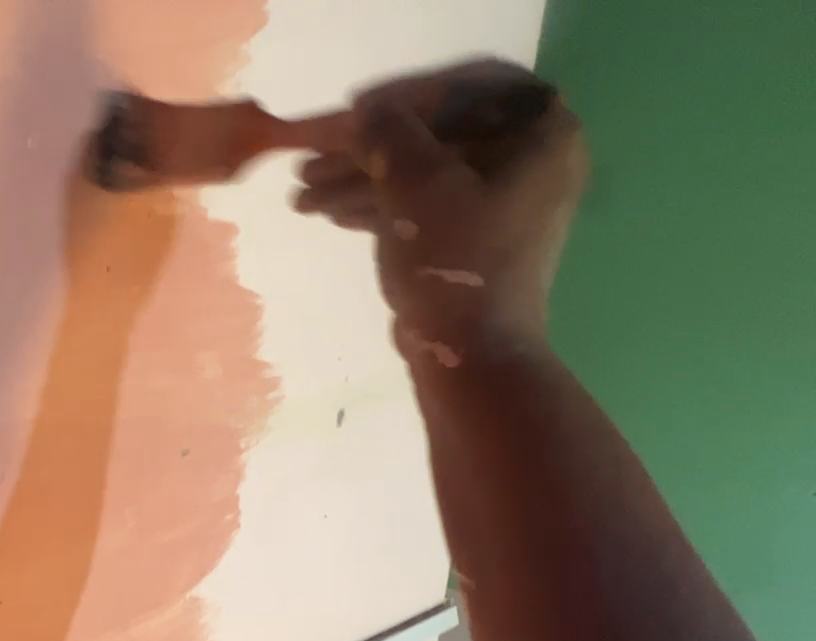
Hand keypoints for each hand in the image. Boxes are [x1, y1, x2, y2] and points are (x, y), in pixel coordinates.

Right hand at [292, 59, 588, 365]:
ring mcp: (497, 200)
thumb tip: (365, 115)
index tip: (347, 117)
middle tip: (308, 164)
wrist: (467, 349)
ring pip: (418, 174)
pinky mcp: (468, 236)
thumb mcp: (417, 190)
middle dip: (366, 151)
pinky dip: (374, 207)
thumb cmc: (453, 264)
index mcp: (537, 134)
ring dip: (358, 182)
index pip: (466, 90)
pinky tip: (330, 214)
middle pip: (433, 136)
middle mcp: (526, 158)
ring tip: (302, 198)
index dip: (402, 99)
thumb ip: (390, 139)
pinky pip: (418, 205)